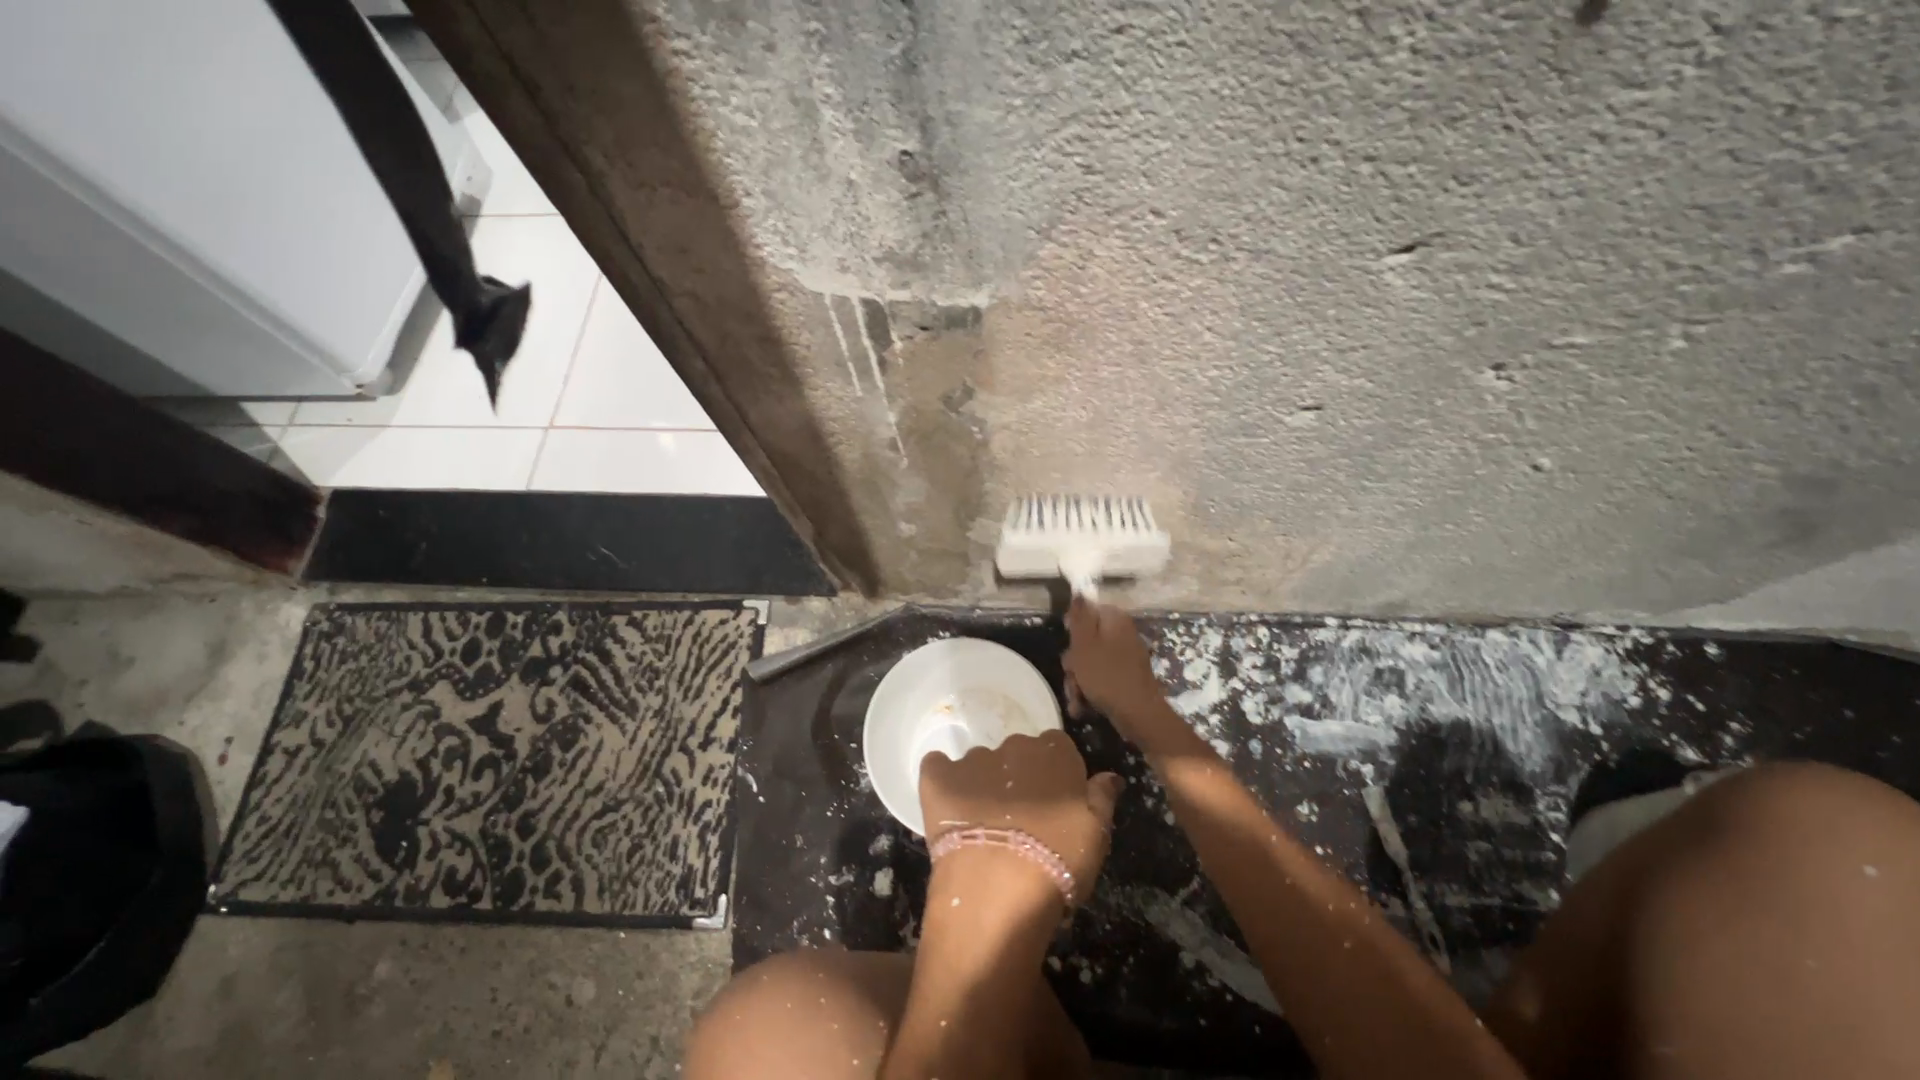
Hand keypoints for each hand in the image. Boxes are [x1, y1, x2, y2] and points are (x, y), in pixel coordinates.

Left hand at [919, 731, 1121, 903]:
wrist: (998, 887)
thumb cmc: (1058, 861)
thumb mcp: (1097, 835)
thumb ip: (1102, 798)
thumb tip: (1109, 776)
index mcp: (1055, 754)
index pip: (1057, 748)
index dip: (1054, 776)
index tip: (1052, 803)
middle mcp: (1014, 747)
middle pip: (1017, 754)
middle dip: (1017, 778)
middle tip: (1019, 818)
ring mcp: (973, 760)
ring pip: (979, 764)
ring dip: (982, 784)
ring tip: (982, 825)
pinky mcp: (938, 778)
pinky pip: (938, 767)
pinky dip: (942, 781)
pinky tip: (948, 807)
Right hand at [1064, 598, 1189, 752]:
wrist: (1137, 714)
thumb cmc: (1106, 676)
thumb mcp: (1085, 645)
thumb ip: (1080, 617)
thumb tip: (1080, 591)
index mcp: (1115, 620)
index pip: (1089, 610)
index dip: (1073, 626)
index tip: (1066, 641)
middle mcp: (1122, 634)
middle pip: (1087, 639)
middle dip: (1074, 661)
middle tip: (1071, 674)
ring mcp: (1125, 657)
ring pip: (1090, 662)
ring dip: (1078, 680)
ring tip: (1076, 697)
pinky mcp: (1125, 677)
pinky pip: (1100, 677)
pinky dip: (1090, 690)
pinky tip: (1082, 706)